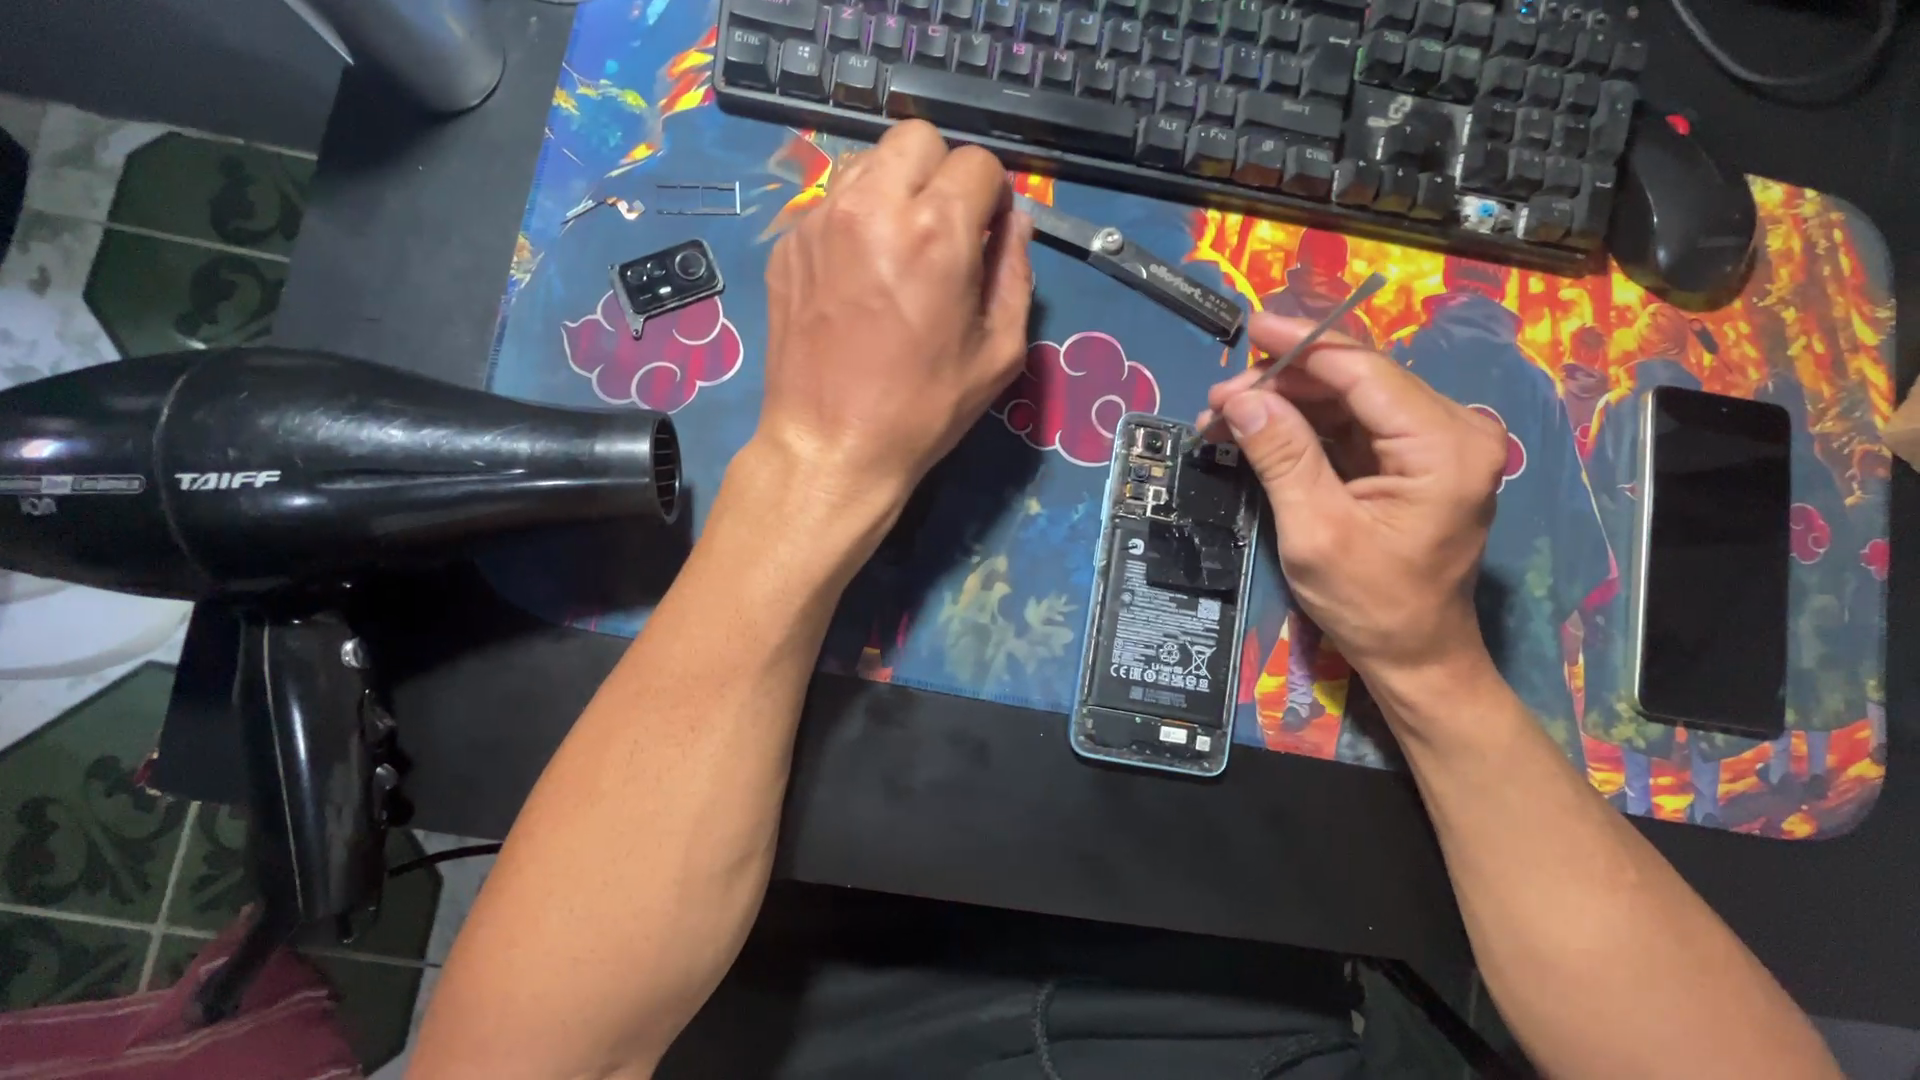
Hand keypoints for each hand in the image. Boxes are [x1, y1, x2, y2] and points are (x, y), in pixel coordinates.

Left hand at [755, 121, 1033, 521]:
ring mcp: (820, 220)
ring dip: (894, 188)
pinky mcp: (787, 244)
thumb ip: (1015, 273)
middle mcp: (873, 207)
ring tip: (898, 246)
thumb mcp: (999, 352)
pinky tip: (857, 273)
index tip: (987, 232)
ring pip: (867, 160)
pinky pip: (830, 202)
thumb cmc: (923, 409)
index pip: (977, 162)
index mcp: (936, 232)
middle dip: (941, 173)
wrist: (830, 445)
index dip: (992, 196)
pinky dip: (854, 220)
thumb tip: (1015, 223)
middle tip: (943, 228)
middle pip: (916, 138)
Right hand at [1200, 313, 1507, 701]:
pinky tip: (1261, 428)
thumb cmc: (1371, 603)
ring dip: (1289, 403)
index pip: (1365, 372)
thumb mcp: (1316, 531)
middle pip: (1358, 380)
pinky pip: (1355, 426)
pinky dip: (1306, 426)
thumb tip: (1239, 398)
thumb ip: (1281, 456)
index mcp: (1444, 446)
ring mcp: (1437, 446)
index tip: (1249, 332)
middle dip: (1286, 381)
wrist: (1416, 656)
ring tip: (1228, 415)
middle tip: (1222, 397)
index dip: (1302, 347)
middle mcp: (1453, 432)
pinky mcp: (1416, 462)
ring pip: (1352, 399)